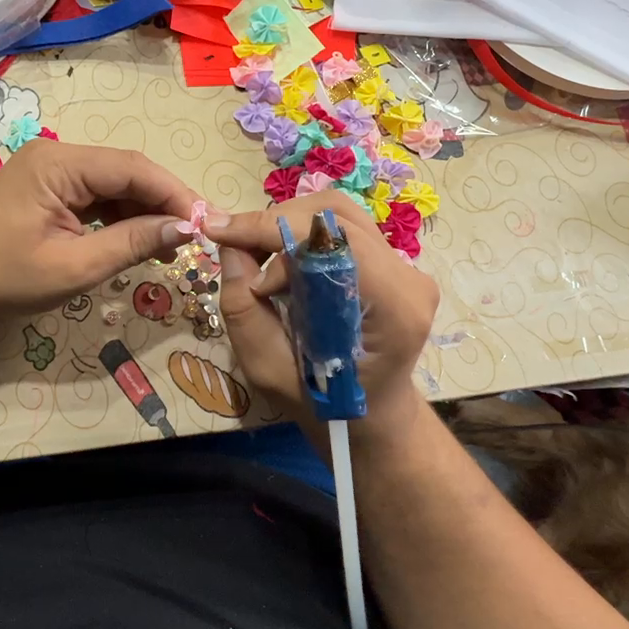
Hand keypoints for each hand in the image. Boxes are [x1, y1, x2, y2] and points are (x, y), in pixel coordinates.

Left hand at [0, 139, 199, 323]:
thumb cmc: (4, 280)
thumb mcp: (74, 266)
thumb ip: (131, 243)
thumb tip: (184, 228)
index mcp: (57, 164)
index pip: (132, 168)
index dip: (175, 194)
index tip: (208, 224)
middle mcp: (54, 157)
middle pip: (123, 172)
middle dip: (161, 203)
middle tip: (194, 238)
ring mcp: (46, 172)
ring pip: (110, 185)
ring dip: (141, 212)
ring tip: (171, 246)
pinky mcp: (43, 191)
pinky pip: (91, 196)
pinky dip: (116, 217)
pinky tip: (137, 240)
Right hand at [202, 191, 437, 448]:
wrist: (368, 415)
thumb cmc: (321, 402)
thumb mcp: (267, 369)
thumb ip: (244, 310)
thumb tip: (229, 247)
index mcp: (392, 310)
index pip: (332, 241)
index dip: (272, 229)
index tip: (221, 236)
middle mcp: (408, 279)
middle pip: (334, 216)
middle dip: (273, 223)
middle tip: (232, 245)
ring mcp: (403, 267)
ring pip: (335, 213)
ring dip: (283, 223)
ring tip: (251, 250)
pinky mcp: (389, 262)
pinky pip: (338, 226)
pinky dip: (297, 231)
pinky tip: (275, 257)